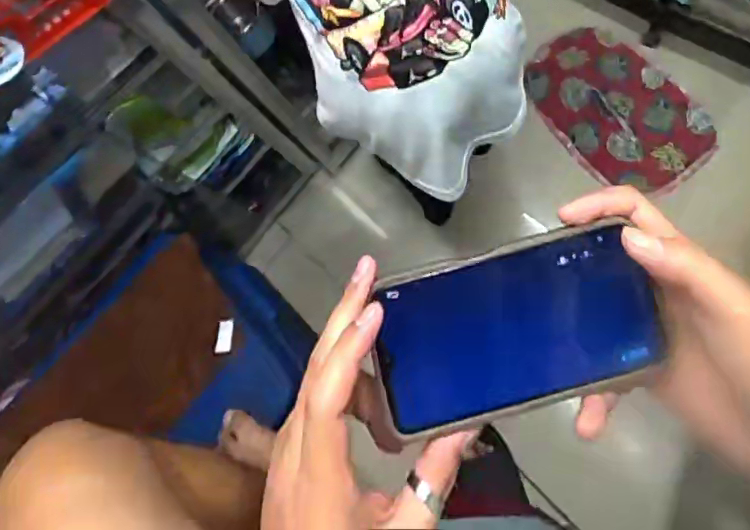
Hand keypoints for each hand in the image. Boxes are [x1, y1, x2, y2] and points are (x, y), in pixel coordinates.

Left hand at [263, 255, 476, 528]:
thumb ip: (432, 482)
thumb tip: (465, 426)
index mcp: (317, 471)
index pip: (327, 395)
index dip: (350, 348)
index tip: (376, 308)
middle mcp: (292, 448)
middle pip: (314, 367)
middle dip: (342, 311)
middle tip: (367, 267)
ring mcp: (284, 446)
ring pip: (314, 375)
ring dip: (346, 339)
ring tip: (380, 315)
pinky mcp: (287, 449)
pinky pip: (316, 396)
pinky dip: (344, 374)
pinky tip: (373, 391)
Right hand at [559, 187, 749, 484]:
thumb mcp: (734, 309)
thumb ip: (685, 269)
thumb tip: (625, 236)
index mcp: (680, 263)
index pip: (635, 215)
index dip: (600, 206)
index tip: (562, 218)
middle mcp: (660, 289)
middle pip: (607, 259)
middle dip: (572, 262)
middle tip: (534, 278)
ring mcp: (653, 333)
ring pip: (600, 316)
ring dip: (574, 333)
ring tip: (545, 351)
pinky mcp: (652, 376)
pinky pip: (610, 374)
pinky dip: (595, 394)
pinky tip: (586, 422)